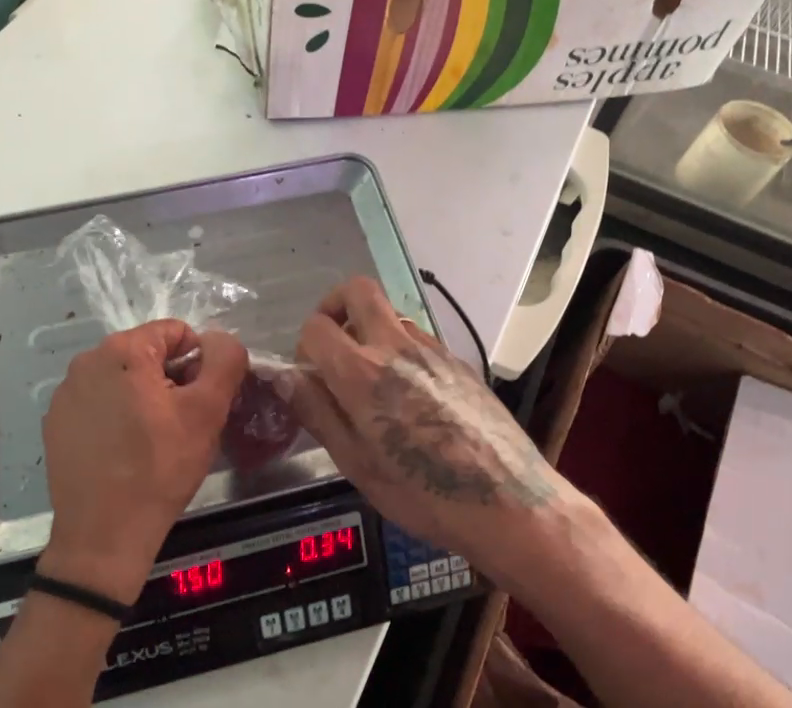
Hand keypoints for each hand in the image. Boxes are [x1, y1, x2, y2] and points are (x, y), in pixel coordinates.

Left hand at [39, 319, 248, 603]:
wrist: (103, 535)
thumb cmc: (159, 468)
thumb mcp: (207, 411)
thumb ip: (223, 360)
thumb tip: (217, 340)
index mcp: (122, 350)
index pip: (175, 333)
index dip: (197, 363)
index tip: (200, 403)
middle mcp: (86, 361)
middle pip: (147, 355)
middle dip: (170, 381)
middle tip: (181, 425)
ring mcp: (65, 393)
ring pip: (121, 380)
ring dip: (142, 399)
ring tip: (153, 442)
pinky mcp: (55, 423)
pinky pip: (98, 404)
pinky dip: (115, 418)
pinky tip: (124, 453)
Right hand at [282, 277, 582, 585]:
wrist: (508, 502)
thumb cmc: (422, 493)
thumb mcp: (356, 464)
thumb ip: (316, 412)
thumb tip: (284, 376)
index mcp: (361, 373)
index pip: (315, 327)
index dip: (303, 348)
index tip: (310, 378)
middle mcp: (395, 346)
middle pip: (357, 290)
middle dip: (335, 306)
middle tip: (332, 344)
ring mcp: (432, 349)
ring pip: (390, 312)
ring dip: (370, 328)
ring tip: (371, 376)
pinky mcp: (458, 361)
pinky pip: (419, 337)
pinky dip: (401, 348)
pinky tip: (410, 395)